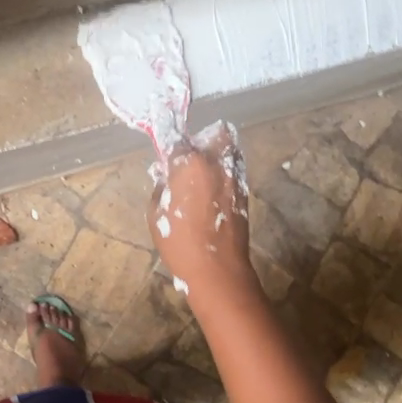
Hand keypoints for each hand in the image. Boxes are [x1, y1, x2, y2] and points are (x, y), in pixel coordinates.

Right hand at [149, 121, 255, 297]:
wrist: (218, 269)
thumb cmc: (180, 242)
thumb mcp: (156, 214)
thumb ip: (161, 187)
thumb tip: (166, 175)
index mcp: (189, 163)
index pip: (176, 140)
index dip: (168, 142)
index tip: (164, 147)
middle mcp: (216, 162)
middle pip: (215, 133)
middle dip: (202, 139)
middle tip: (189, 157)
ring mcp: (235, 176)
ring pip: (230, 148)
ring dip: (217, 152)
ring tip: (204, 169)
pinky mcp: (245, 191)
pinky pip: (235, 168)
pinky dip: (225, 169)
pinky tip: (213, 186)